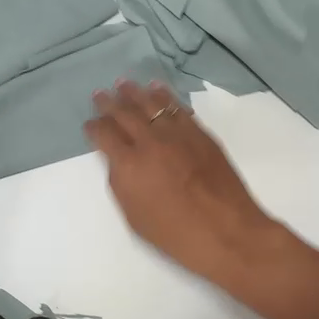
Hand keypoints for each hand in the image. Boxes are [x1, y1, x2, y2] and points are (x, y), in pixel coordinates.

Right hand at [85, 81, 297, 290]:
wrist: (229, 234)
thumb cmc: (177, 235)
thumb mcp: (134, 217)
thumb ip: (120, 182)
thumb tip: (117, 160)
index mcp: (129, 165)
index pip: (104, 135)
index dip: (93, 127)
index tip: (90, 124)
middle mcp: (150, 142)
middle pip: (124, 113)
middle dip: (108, 103)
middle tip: (99, 94)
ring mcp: (177, 135)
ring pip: (151, 104)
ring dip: (134, 92)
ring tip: (123, 84)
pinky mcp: (200, 134)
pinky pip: (178, 108)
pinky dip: (165, 97)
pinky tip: (157, 90)